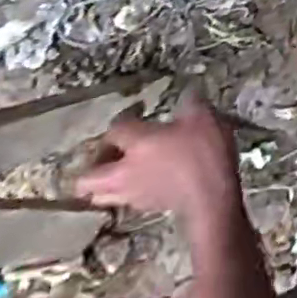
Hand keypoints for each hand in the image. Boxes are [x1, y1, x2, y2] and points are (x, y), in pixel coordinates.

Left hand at [76, 92, 242, 223]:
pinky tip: (145, 180)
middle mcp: (124, 170)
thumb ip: (191, 102)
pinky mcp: (143, 206)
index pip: (116, 129)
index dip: (125, 116)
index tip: (139, 110)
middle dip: (96, 163)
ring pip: (99, 194)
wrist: (209, 193)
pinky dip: (126, 190)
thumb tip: (188, 90)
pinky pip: (121, 200)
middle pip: (87, 176)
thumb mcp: (203, 116)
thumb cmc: (203, 150)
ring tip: (124, 169)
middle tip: (116, 150)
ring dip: (105, 182)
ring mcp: (130, 193)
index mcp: (137, 143)